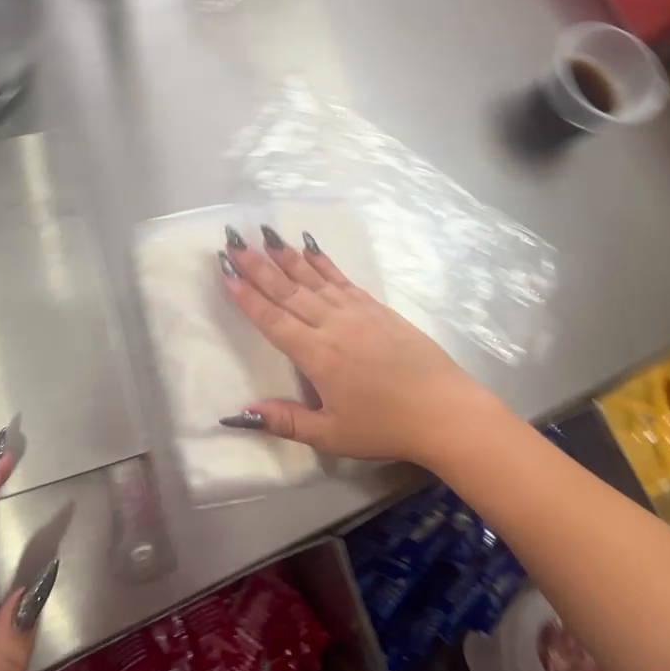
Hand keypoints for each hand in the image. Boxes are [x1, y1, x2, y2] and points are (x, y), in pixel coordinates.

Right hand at [218, 226, 509, 465]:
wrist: (444, 409)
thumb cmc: (385, 427)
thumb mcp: (332, 435)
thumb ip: (286, 421)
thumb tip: (241, 413)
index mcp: (317, 356)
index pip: (272, 319)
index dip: (246, 295)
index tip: (225, 271)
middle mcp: (333, 325)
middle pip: (287, 290)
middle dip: (257, 265)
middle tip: (234, 240)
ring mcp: (357, 312)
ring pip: (313, 278)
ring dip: (286, 256)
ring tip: (264, 234)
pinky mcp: (377, 308)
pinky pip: (342, 279)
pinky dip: (323, 262)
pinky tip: (309, 248)